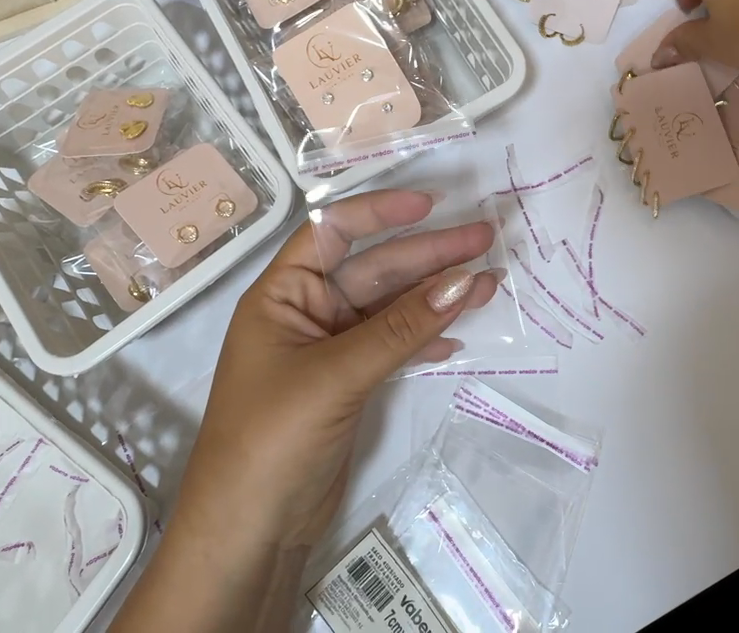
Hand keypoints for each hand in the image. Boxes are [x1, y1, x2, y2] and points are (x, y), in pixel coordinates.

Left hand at [112, 190, 501, 632]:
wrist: (248, 533)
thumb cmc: (271, 440)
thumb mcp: (336, 376)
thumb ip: (401, 328)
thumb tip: (465, 280)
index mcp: (284, 293)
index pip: (332, 231)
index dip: (380, 211)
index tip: (431, 204)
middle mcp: (308, 311)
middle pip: (376, 268)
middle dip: (429, 255)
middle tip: (486, 240)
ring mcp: (332, 348)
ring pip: (392, 307)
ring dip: (437, 296)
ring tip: (490, 282)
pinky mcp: (351, 382)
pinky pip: (396, 345)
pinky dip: (427, 337)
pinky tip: (459, 332)